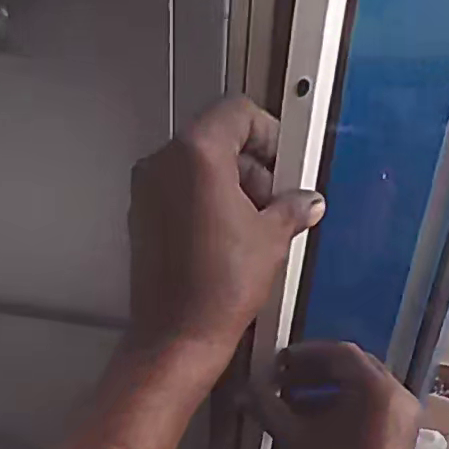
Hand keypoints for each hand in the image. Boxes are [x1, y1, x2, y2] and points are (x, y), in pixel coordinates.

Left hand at [129, 97, 325, 362]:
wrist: (179, 336)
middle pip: (215, 139)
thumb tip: (307, 202)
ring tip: (254, 227)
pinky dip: (204, 204)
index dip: (269, 133)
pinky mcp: (140, 219)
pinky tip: (227, 240)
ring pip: (196, 167)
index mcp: (196, 154)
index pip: (237, 112)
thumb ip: (292, 208)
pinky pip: (178, 194)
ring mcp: (146, 192)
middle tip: (276, 201)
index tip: (284, 161)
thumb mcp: (271, 240)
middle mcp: (163, 164)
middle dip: (251, 166)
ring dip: (229, 186)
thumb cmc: (219, 290)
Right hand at [251, 341, 422, 448]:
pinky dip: (343, 406)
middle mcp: (396, 395)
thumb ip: (270, 409)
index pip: (339, 353)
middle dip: (314, 372)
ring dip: (326, 390)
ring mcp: (403, 414)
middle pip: (352, 367)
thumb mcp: (297, 440)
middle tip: (284, 380)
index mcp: (376, 389)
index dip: (304, 354)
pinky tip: (314, 421)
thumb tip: (249, 393)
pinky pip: (371, 406)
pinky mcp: (401, 432)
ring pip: (361, 387)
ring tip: (292, 402)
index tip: (281, 363)